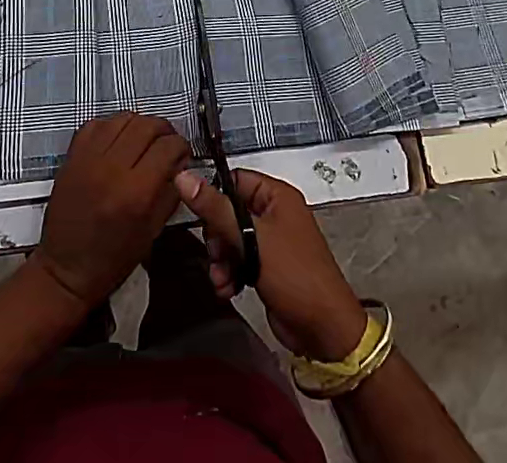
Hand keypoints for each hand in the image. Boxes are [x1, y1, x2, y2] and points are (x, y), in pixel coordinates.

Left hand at [31, 113, 190, 308]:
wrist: (65, 269)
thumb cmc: (111, 259)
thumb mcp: (152, 231)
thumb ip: (171, 192)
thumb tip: (181, 165)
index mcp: (135, 193)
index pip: (168, 147)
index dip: (182, 147)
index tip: (183, 154)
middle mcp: (111, 169)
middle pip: (147, 125)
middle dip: (164, 130)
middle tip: (167, 144)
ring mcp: (88, 160)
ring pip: (122, 118)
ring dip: (139, 125)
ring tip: (144, 140)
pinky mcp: (72, 157)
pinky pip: (95, 124)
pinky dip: (111, 127)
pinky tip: (118, 141)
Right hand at [175, 168, 368, 360]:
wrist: (322, 329)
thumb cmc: (294, 275)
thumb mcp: (251, 239)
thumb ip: (215, 209)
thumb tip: (184, 177)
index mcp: (276, 196)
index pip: (234, 180)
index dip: (213, 196)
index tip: (199, 215)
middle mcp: (274, 214)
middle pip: (228, 212)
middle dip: (216, 237)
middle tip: (216, 253)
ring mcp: (271, 242)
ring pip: (230, 239)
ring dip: (220, 259)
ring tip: (221, 277)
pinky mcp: (266, 267)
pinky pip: (238, 260)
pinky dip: (229, 272)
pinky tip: (227, 288)